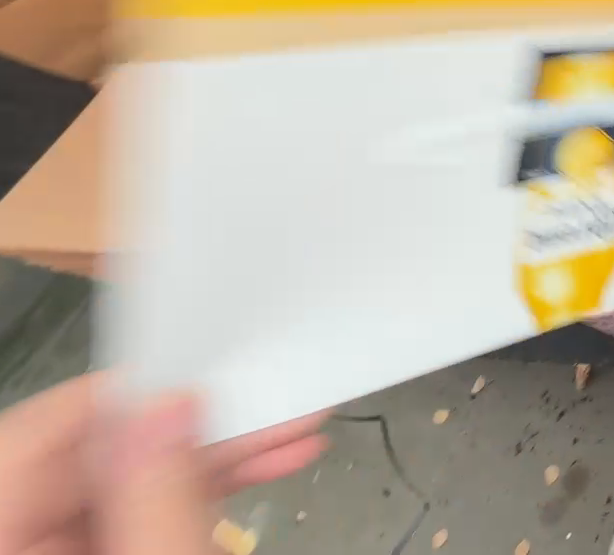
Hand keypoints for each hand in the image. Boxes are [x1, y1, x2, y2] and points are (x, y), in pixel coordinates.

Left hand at [0, 373, 326, 554]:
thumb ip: (163, 492)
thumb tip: (173, 405)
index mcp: (3, 537)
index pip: (49, 427)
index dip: (134, 388)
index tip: (214, 362)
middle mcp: (18, 534)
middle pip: (108, 450)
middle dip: (210, 421)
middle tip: (282, 396)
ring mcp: (58, 542)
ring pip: (143, 471)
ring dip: (230, 447)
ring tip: (299, 428)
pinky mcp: (98, 546)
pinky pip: (154, 499)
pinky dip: (217, 479)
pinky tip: (277, 458)